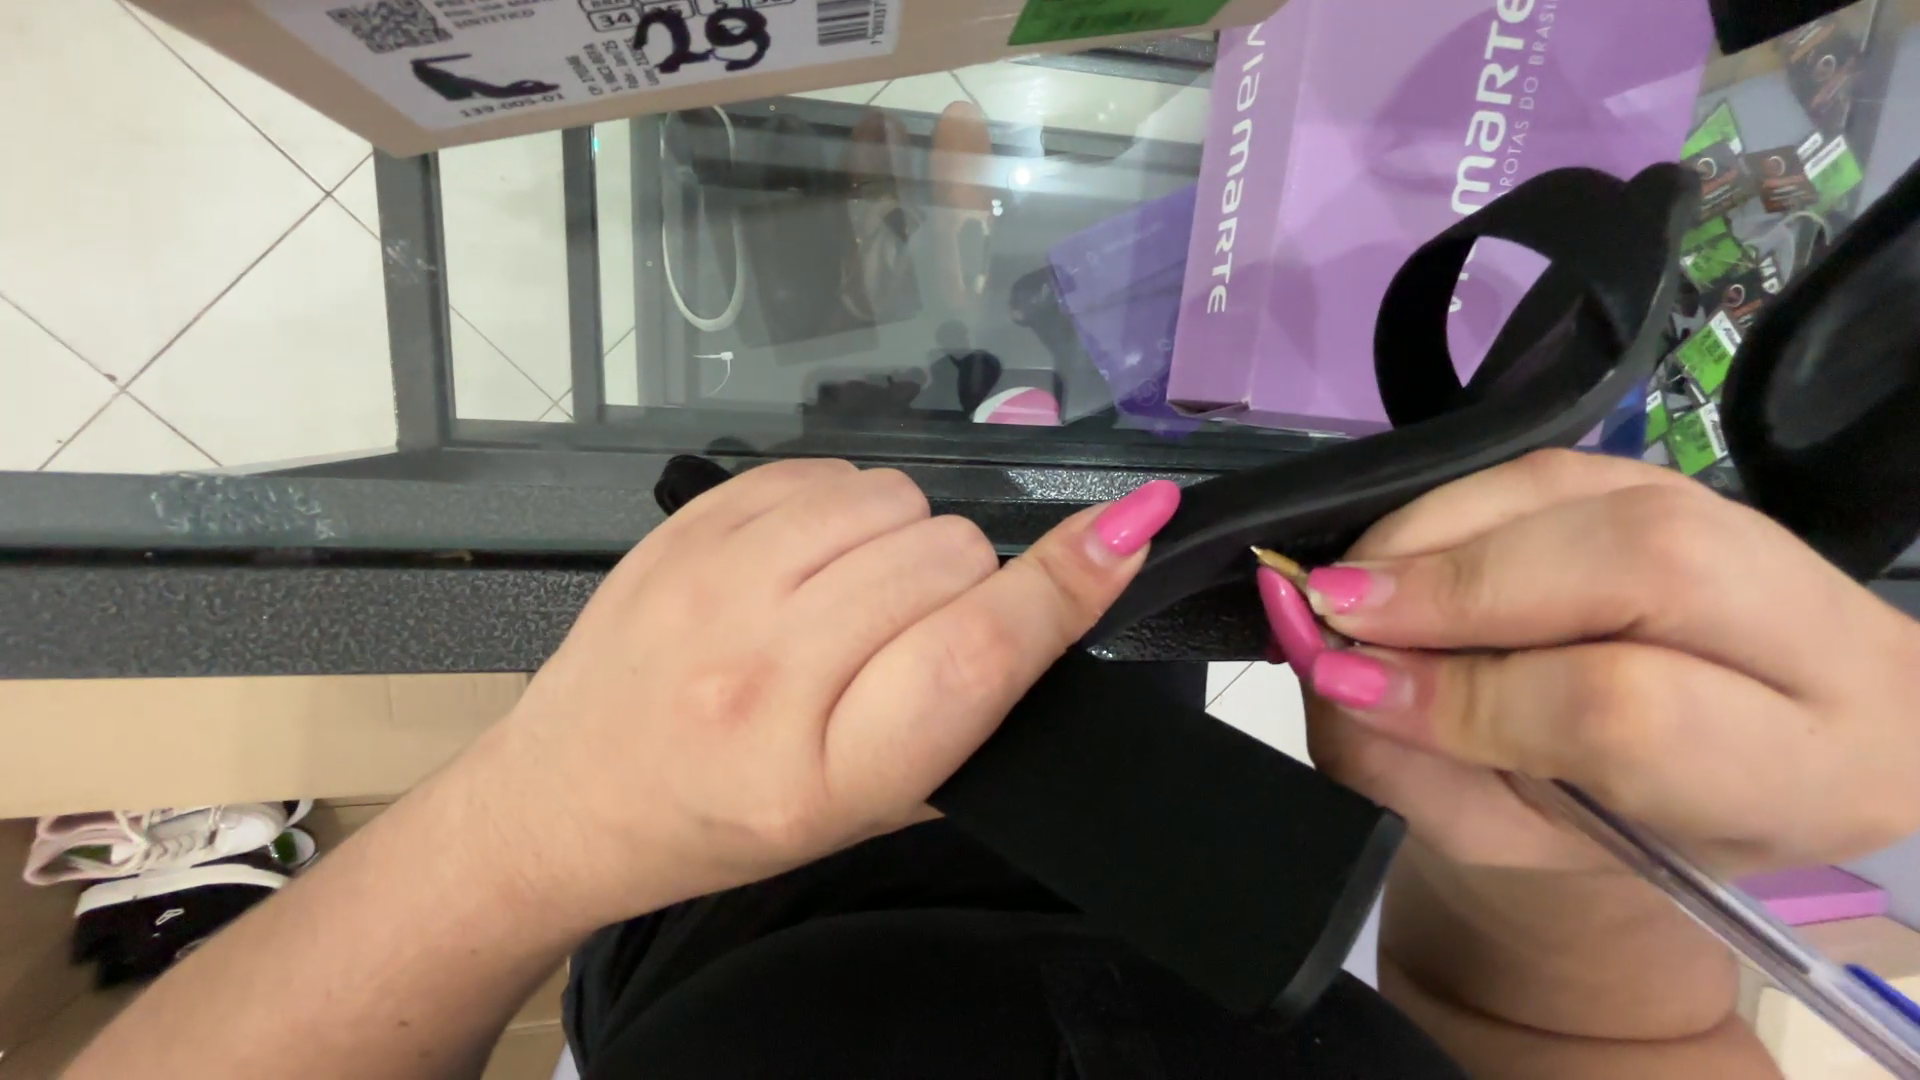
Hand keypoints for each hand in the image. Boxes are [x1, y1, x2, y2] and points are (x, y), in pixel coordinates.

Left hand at [451, 459, 1180, 929]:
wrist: (574, 797)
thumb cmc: (728, 822)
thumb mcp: (866, 807)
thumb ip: (968, 713)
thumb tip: (1059, 596)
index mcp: (820, 767)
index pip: (975, 650)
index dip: (1066, 585)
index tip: (1129, 531)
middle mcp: (763, 667)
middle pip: (948, 556)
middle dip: (965, 583)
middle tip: (915, 629)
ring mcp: (713, 582)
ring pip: (895, 498)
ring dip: (907, 538)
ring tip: (859, 590)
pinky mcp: (687, 525)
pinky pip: (827, 470)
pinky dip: (847, 507)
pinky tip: (812, 557)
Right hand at [1264, 449, 1919, 875]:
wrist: (1662, 767)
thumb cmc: (1575, 824)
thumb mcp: (1490, 834)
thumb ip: (1398, 759)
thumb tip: (1325, 659)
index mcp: (1804, 775)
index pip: (1626, 710)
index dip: (1467, 691)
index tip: (1347, 682)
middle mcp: (1825, 637)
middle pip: (1636, 561)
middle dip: (1450, 583)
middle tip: (1332, 605)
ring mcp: (1745, 529)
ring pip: (1570, 491)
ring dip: (1424, 536)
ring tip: (1349, 588)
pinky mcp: (1658, 479)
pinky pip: (1526, 470)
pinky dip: (1433, 513)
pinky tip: (1394, 561)